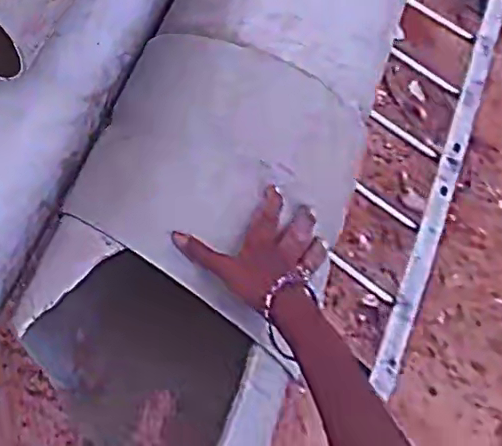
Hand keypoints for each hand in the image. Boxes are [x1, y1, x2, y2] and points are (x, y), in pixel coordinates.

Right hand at [172, 185, 325, 313]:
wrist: (286, 310)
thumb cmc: (256, 286)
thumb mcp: (224, 269)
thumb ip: (202, 254)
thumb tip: (179, 237)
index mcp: (261, 242)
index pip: (267, 218)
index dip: (271, 203)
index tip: (276, 191)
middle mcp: (281, 251)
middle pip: (293, 231)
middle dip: (299, 220)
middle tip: (307, 209)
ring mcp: (296, 268)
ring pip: (307, 250)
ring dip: (313, 242)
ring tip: (320, 236)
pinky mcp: (305, 286)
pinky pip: (313, 272)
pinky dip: (318, 266)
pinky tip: (323, 264)